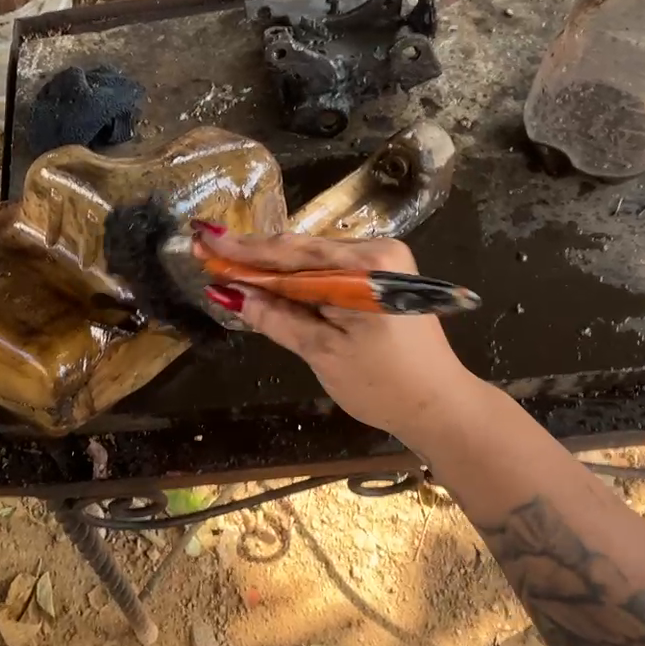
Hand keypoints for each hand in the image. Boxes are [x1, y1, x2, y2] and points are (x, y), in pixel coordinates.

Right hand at [194, 229, 479, 435]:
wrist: (441, 405)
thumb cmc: (384, 385)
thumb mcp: (322, 352)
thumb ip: (276, 317)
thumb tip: (228, 293)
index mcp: (368, 267)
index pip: (291, 256)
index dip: (242, 252)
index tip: (203, 239)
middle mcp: (377, 251)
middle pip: (300, 251)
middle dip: (251, 255)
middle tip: (205, 246)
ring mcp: (382, 260)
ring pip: (310, 258)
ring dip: (270, 266)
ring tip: (225, 262)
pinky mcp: (382, 274)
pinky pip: (326, 268)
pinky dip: (295, 276)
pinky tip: (264, 276)